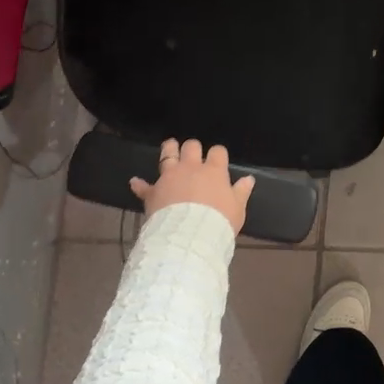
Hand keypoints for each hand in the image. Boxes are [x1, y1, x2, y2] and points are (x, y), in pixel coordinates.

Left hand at [130, 139, 254, 234]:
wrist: (189, 237)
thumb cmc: (219, 221)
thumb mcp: (237, 208)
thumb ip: (241, 191)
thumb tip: (249, 179)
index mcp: (214, 171)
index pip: (218, 151)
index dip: (218, 153)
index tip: (218, 159)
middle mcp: (191, 168)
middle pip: (191, 147)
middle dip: (192, 147)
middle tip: (193, 152)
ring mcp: (169, 178)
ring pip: (167, 156)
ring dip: (168, 150)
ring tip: (169, 146)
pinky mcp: (153, 192)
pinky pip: (144, 186)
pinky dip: (140, 185)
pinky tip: (135, 182)